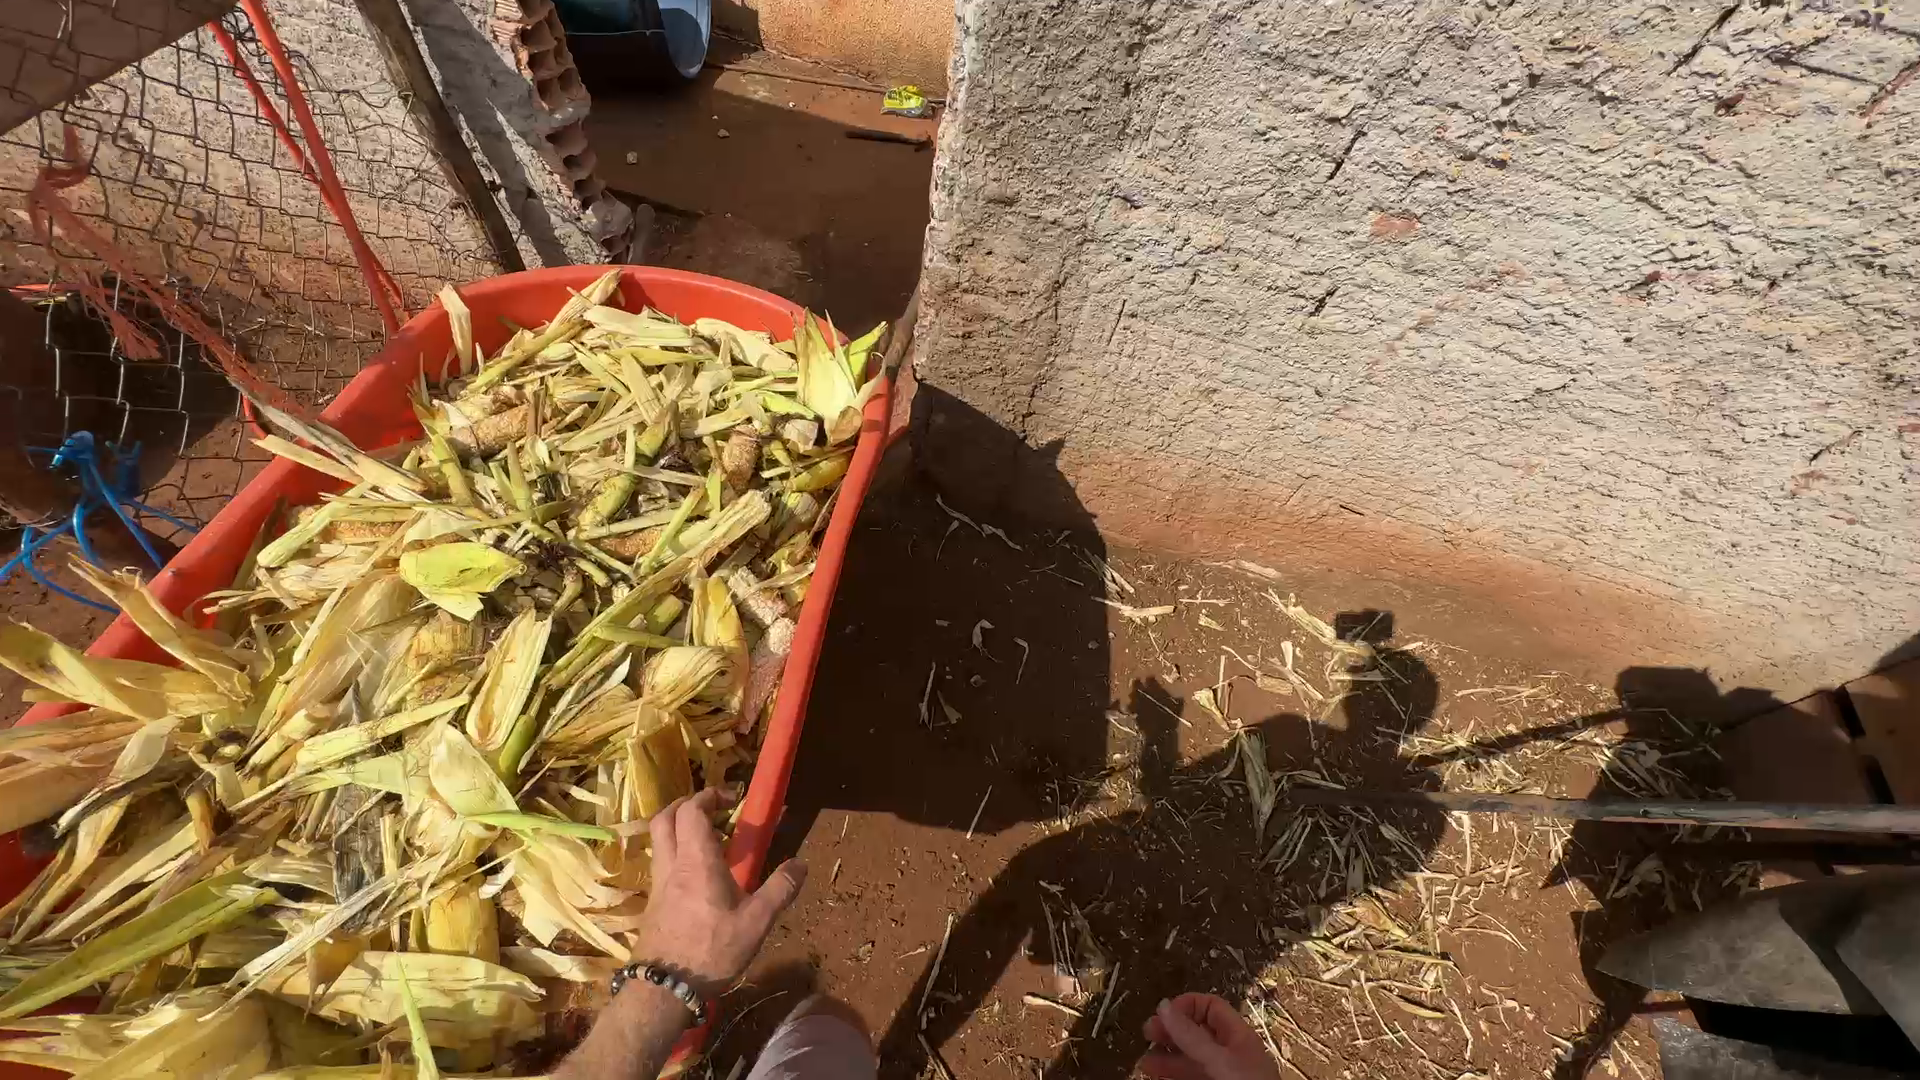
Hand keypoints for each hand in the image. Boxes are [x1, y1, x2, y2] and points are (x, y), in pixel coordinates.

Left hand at [633, 788, 806, 997]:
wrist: (661, 993)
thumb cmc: (710, 951)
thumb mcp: (756, 922)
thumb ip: (780, 889)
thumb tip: (801, 864)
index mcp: (697, 860)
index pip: (692, 810)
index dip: (710, 796)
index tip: (732, 800)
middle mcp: (672, 865)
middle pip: (665, 818)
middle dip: (687, 804)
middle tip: (713, 811)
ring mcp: (657, 885)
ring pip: (658, 841)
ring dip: (679, 828)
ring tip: (708, 841)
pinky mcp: (652, 905)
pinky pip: (660, 864)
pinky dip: (676, 854)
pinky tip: (697, 876)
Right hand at [1137, 994, 1278, 1079]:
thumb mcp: (1219, 1060)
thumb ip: (1192, 1035)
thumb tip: (1162, 1004)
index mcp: (1238, 1037)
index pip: (1210, 1007)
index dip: (1186, 1005)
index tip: (1163, 1014)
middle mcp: (1230, 1054)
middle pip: (1196, 1031)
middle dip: (1170, 1030)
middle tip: (1147, 1034)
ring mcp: (1222, 1076)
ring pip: (1190, 1059)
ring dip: (1166, 1057)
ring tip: (1145, 1063)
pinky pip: (1189, 1077)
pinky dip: (1172, 1074)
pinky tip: (1157, 1076)